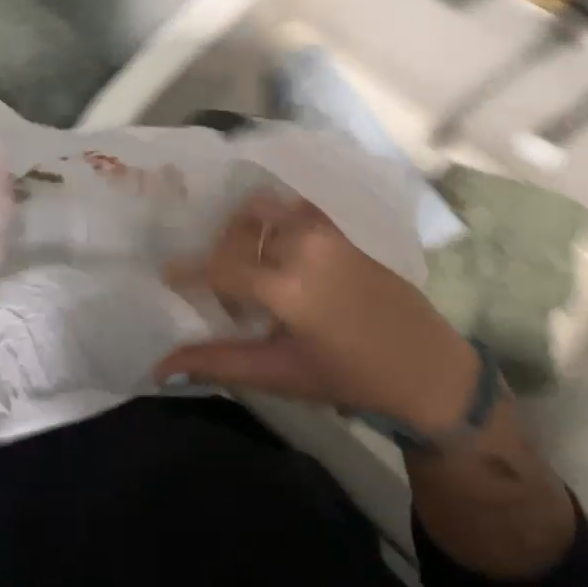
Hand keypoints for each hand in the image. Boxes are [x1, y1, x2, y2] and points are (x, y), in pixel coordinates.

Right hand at [156, 192, 479, 434]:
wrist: (428, 368)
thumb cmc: (352, 378)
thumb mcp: (281, 374)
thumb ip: (218, 362)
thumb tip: (160, 368)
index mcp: (287, 286)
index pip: (219, 266)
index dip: (188, 271)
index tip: (169, 275)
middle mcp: (303, 245)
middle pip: (238, 230)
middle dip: (220, 250)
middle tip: (216, 280)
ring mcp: (327, 231)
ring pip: (265, 210)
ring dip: (246, 228)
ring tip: (246, 262)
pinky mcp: (343, 227)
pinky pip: (293, 209)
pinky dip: (273, 219)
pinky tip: (273, 248)